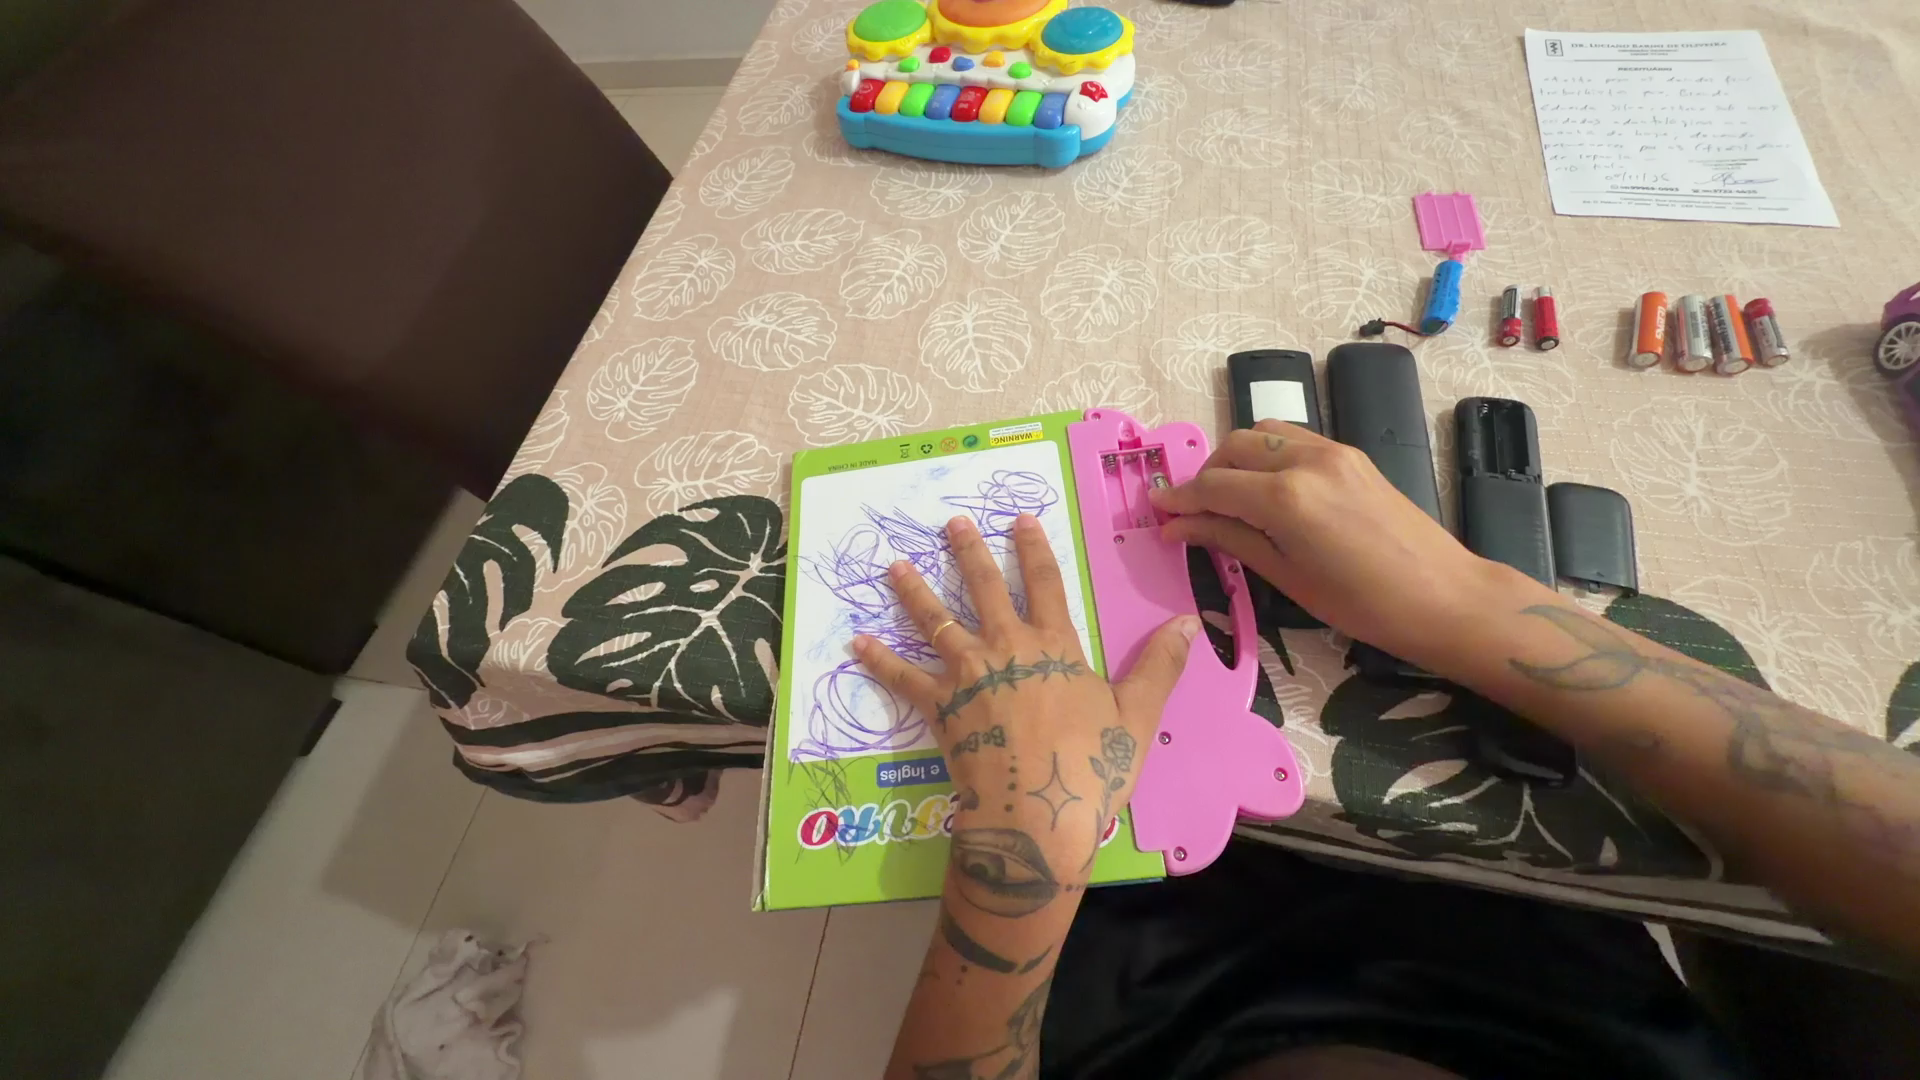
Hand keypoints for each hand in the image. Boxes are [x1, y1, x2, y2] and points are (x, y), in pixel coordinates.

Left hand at [851, 513, 1197, 887]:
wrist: (1037, 817)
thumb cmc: (1090, 767)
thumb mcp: (1135, 715)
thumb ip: (1159, 665)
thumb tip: (1190, 621)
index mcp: (1053, 645)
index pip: (1044, 582)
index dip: (1033, 548)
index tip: (1019, 518)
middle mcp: (1006, 647)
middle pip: (983, 587)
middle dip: (967, 551)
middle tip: (950, 522)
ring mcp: (968, 674)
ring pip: (936, 620)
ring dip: (915, 591)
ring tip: (895, 566)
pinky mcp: (939, 705)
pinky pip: (903, 677)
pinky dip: (879, 659)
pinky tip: (856, 641)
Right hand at [1148, 420, 1518, 667]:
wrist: (1443, 596)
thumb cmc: (1359, 603)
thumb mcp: (1284, 575)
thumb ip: (1226, 539)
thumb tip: (1176, 527)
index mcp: (1285, 499)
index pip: (1212, 486)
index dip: (1178, 498)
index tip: (1155, 509)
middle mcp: (1305, 462)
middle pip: (1231, 448)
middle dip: (1204, 475)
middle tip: (1195, 511)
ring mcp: (1332, 451)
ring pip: (1262, 434)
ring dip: (1235, 457)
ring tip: (1229, 496)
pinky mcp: (1350, 454)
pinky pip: (1293, 439)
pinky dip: (1266, 454)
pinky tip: (1266, 488)